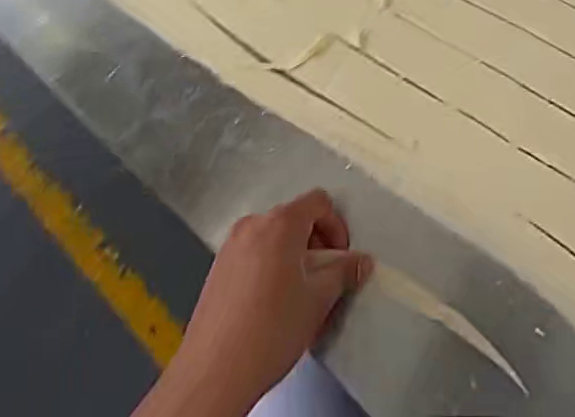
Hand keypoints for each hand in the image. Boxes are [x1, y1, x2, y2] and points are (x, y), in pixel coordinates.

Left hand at [139, 190, 372, 416]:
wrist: (214, 372)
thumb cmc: (270, 330)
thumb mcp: (319, 299)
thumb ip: (344, 272)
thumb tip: (360, 261)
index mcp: (281, 223)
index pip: (318, 201)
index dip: (337, 225)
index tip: (341, 255)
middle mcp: (253, 225)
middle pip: (295, 218)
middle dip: (316, 242)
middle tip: (325, 276)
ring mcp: (231, 246)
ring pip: (273, 237)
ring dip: (293, 255)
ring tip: (299, 294)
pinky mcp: (217, 268)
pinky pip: (253, 253)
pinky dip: (270, 265)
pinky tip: (272, 303)